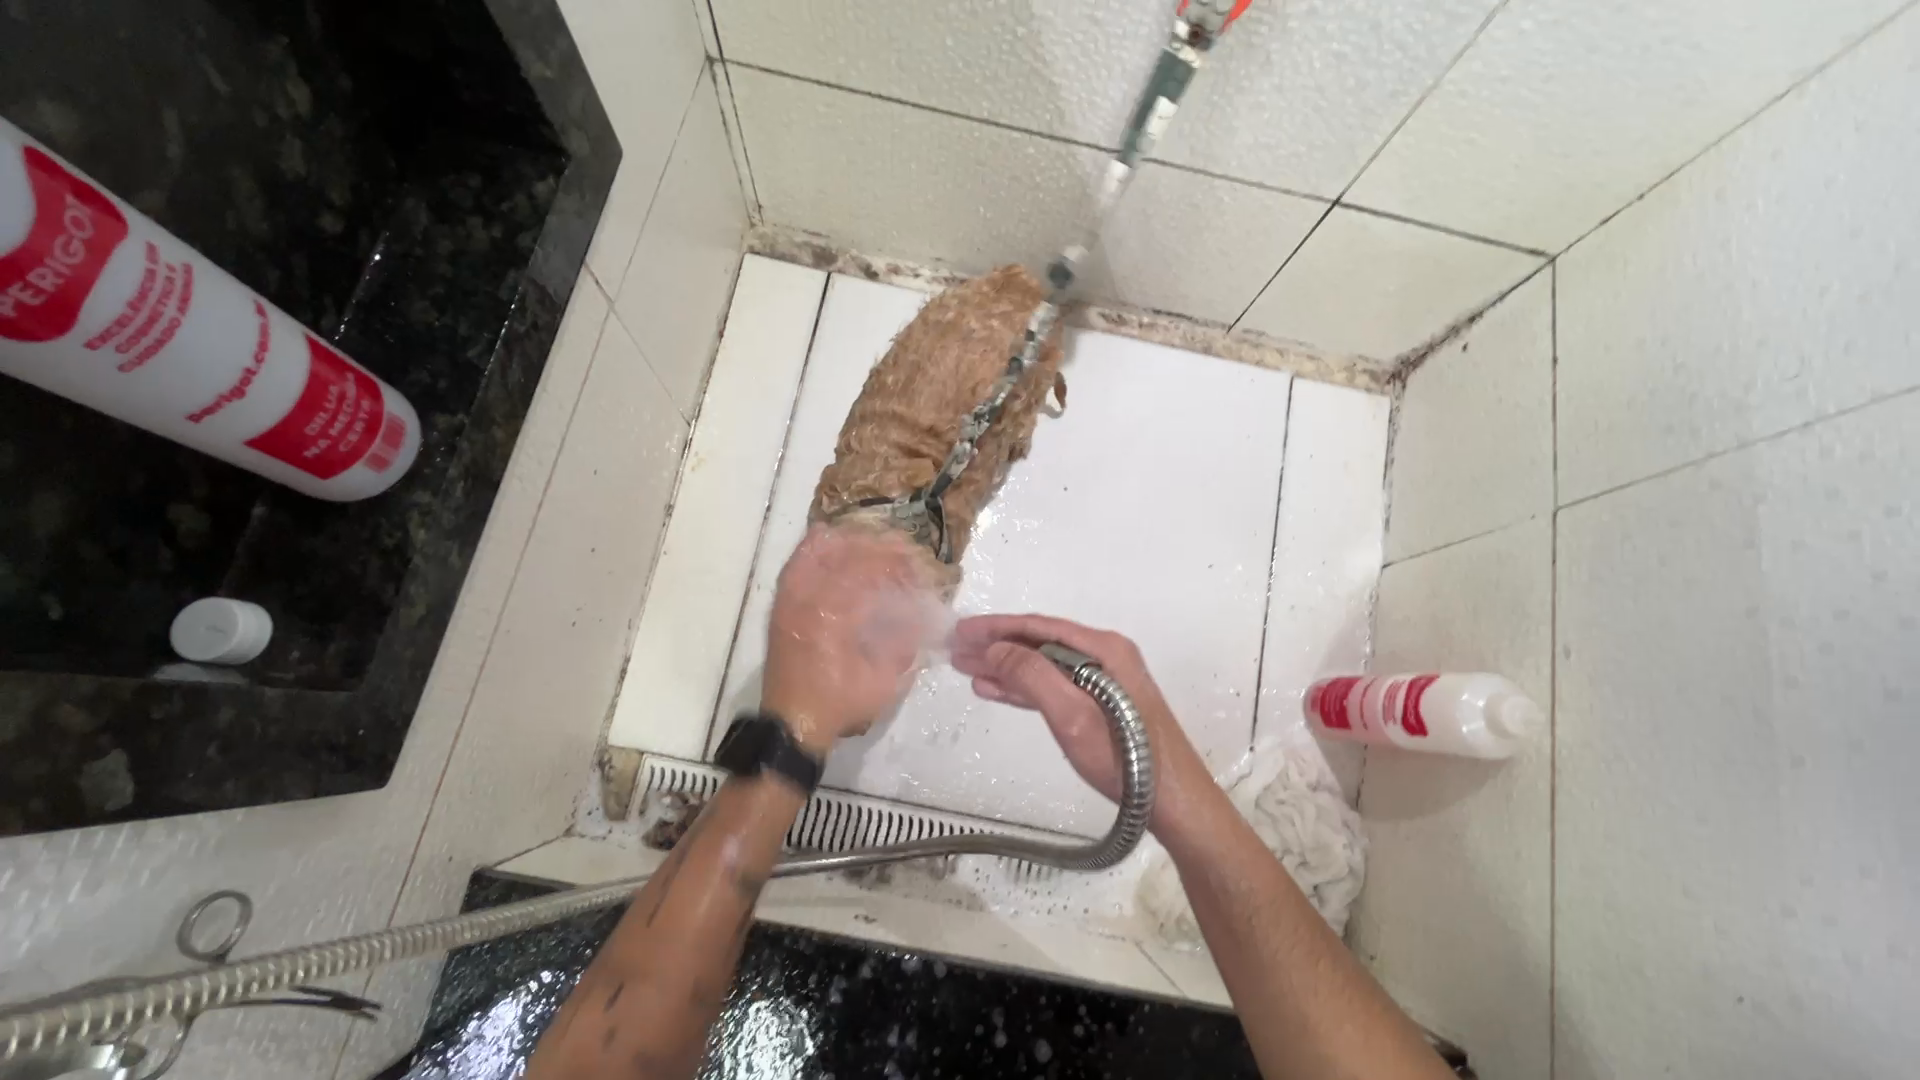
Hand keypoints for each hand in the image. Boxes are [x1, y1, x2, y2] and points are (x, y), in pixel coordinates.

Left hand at [762, 525, 941, 754]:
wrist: (793, 722)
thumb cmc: (840, 704)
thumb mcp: (884, 682)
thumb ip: (905, 645)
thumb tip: (922, 614)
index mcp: (835, 617)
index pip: (869, 570)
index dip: (896, 562)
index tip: (917, 567)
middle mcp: (808, 600)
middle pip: (845, 552)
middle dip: (878, 547)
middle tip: (902, 552)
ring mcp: (790, 599)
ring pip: (818, 550)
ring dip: (850, 543)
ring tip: (874, 547)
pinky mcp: (781, 605)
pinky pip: (797, 563)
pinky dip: (818, 549)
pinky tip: (837, 547)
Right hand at [948, 614, 1214, 833]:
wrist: (1173, 801)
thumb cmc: (1123, 757)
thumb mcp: (1071, 714)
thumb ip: (1032, 675)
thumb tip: (995, 648)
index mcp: (1103, 648)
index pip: (1039, 627)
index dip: (996, 627)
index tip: (961, 631)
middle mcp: (1105, 656)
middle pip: (1040, 643)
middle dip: (996, 645)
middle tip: (955, 649)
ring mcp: (1105, 681)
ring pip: (1043, 666)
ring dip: (1005, 667)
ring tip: (967, 670)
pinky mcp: (1103, 705)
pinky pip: (1054, 686)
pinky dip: (1023, 688)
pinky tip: (996, 691)